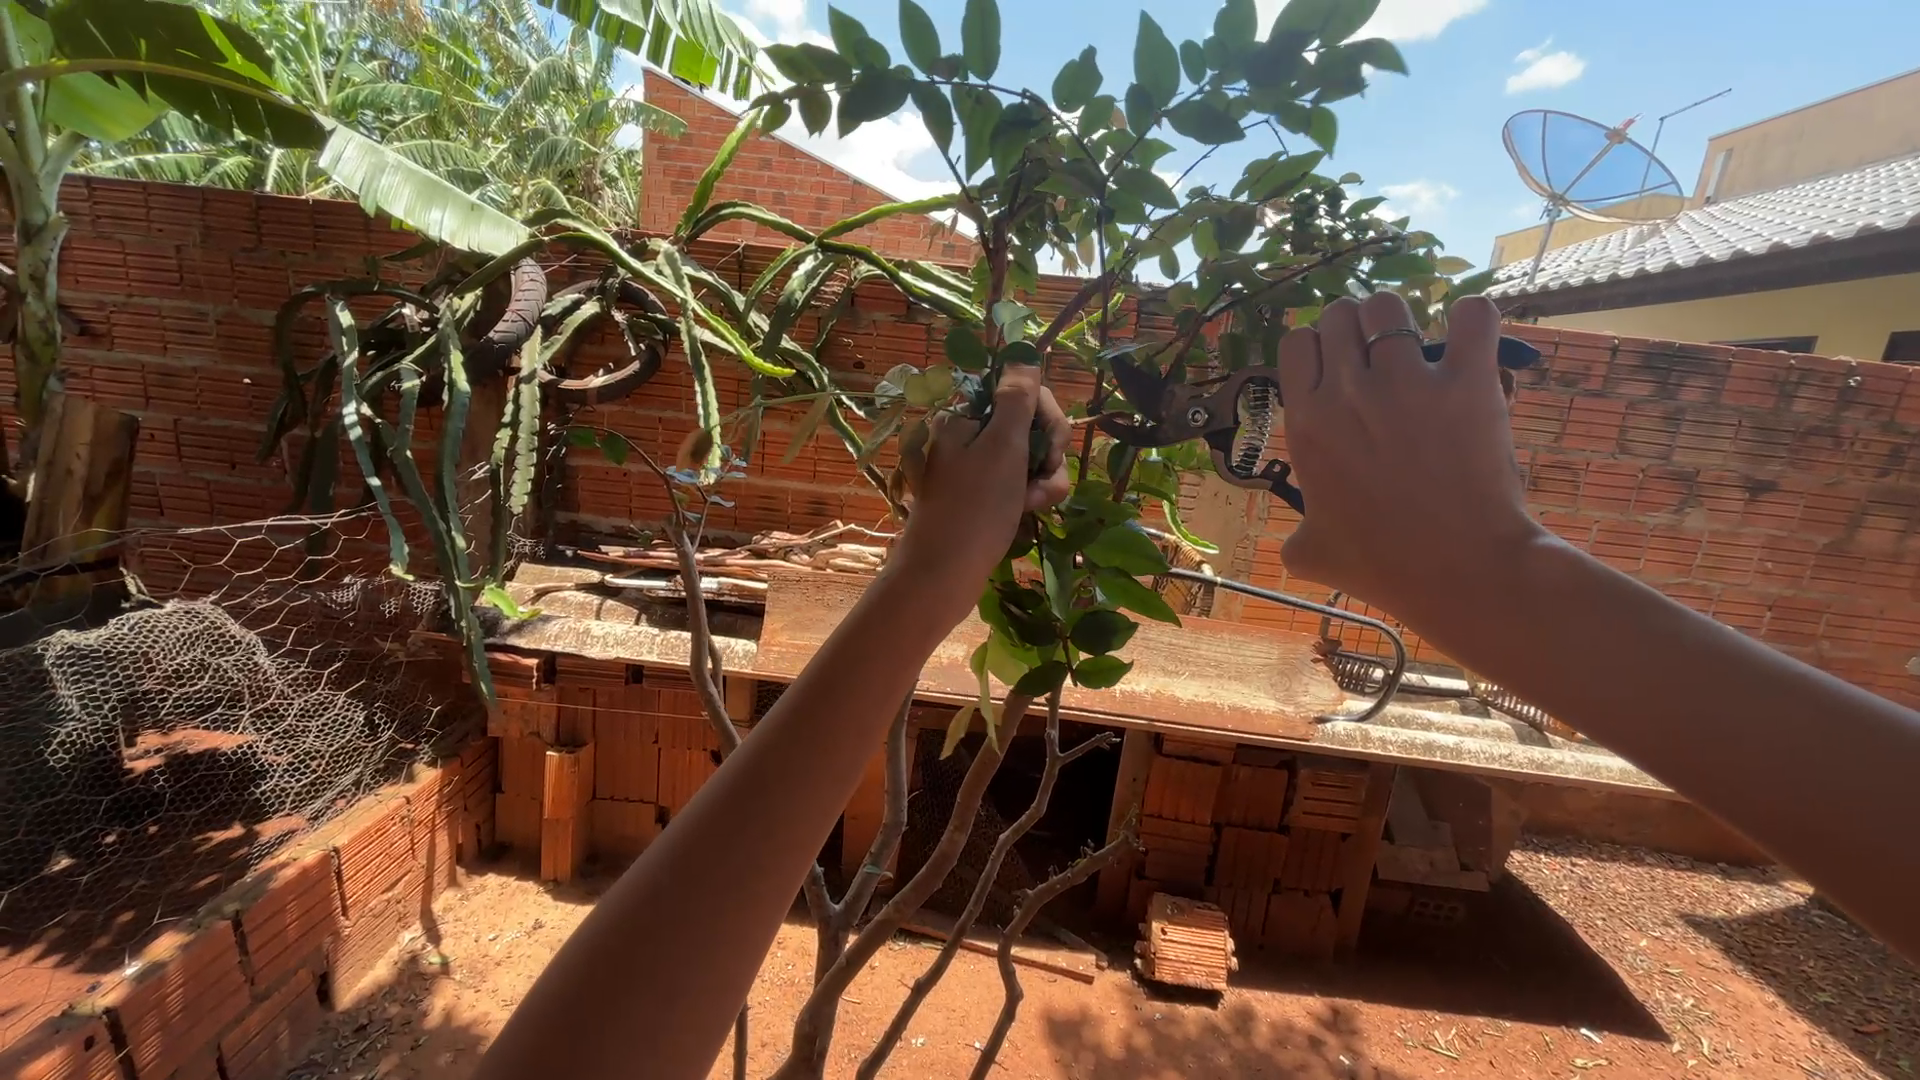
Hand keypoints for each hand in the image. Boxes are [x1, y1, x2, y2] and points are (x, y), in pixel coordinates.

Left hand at [889, 365, 1069, 625]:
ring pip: (1030, 456)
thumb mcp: (1002, 446)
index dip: (1045, 416)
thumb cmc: (975, 508)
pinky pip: (1020, 482)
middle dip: (1047, 451)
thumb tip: (1022, 355)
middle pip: (1028, 424)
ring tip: (1034, 503)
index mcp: (965, 415)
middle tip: (1043, 477)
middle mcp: (968, 436)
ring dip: (1044, 476)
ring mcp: (976, 468)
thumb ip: (1016, 398)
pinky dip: (1031, 494)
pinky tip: (1029, 512)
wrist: (943, 575)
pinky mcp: (984, 497)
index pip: (1019, 393)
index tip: (1052, 445)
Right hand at [1276, 294, 1545, 622]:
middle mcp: (1347, 392)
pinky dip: (1473, 318)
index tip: (1330, 366)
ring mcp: (1408, 382)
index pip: (1295, 343)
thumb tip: (1294, 544)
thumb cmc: (1377, 564)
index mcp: (1306, 423)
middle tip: (1372, 353)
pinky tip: (1470, 338)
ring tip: (1415, 342)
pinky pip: (1474, 316)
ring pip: (1390, 306)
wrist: (1456, 570)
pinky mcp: (1468, 382)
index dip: (1313, 347)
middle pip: (1339, 315)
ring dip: (1398, 318)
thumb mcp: (1310, 552)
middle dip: (1352, 326)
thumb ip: (1293, 536)